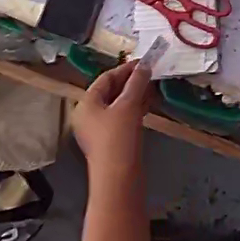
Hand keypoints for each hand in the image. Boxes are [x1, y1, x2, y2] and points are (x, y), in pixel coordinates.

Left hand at [72, 60, 153, 176]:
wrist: (118, 178)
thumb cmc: (118, 138)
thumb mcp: (128, 106)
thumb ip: (137, 83)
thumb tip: (145, 66)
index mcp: (86, 103)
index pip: (105, 78)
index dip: (125, 69)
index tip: (144, 62)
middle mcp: (89, 115)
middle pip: (111, 91)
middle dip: (132, 82)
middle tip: (151, 74)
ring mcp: (100, 129)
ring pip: (118, 105)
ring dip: (135, 95)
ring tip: (153, 88)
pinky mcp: (111, 141)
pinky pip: (123, 118)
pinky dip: (135, 109)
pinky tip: (149, 105)